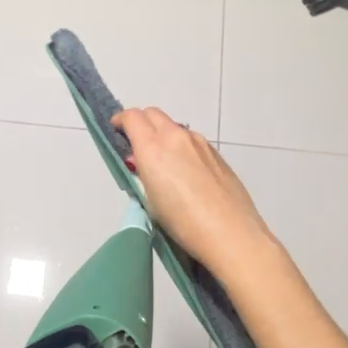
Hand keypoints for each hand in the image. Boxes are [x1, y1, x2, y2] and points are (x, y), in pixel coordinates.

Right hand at [111, 107, 287, 290]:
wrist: (230, 233)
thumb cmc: (182, 223)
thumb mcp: (150, 201)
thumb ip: (142, 174)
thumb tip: (141, 162)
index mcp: (153, 147)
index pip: (132, 117)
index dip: (121, 121)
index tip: (117, 132)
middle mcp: (176, 137)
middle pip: (153, 114)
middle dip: (141, 123)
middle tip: (136, 145)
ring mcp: (200, 143)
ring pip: (174, 127)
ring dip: (163, 136)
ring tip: (164, 164)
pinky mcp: (217, 154)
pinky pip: (192, 141)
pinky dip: (182, 147)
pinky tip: (187, 174)